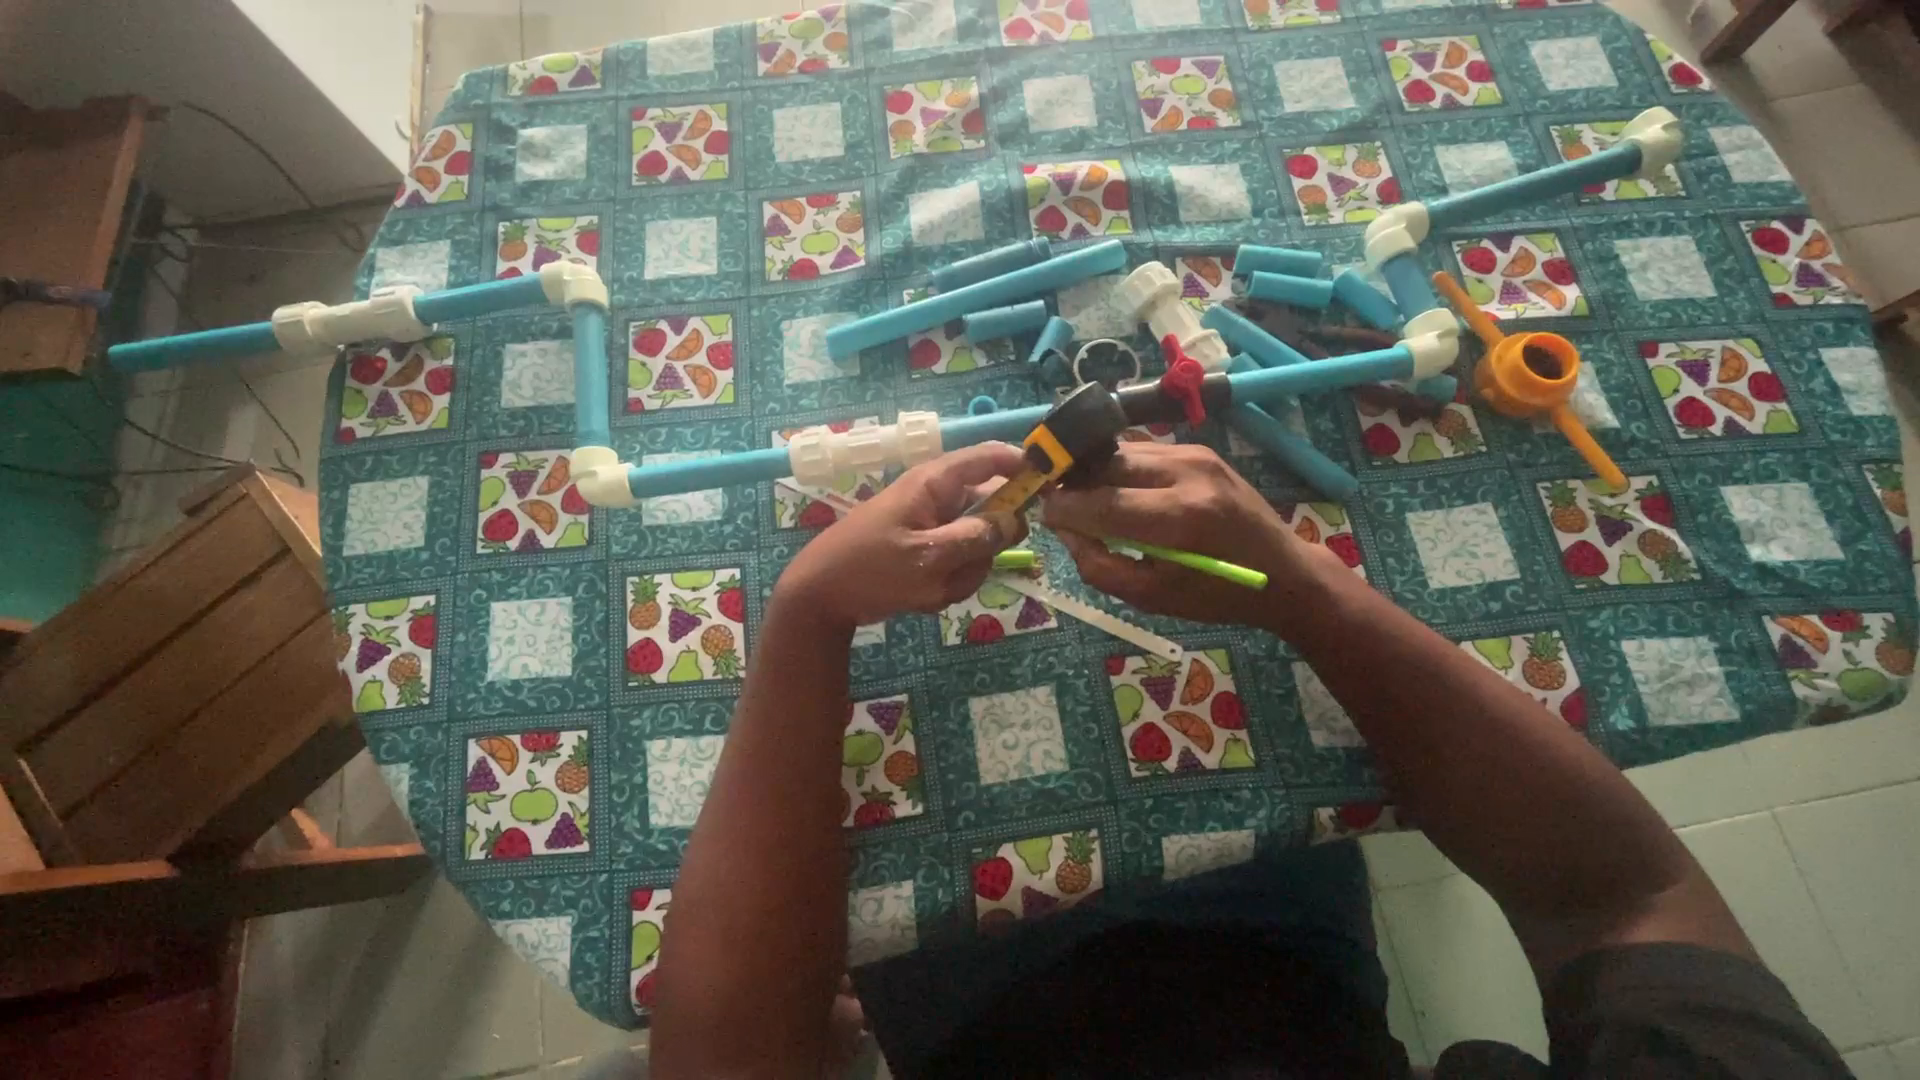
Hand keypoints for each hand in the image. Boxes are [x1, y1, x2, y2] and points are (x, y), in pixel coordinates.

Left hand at [776, 442, 1028, 631]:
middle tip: (963, 566)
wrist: (822, 597)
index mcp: (935, 482)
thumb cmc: (870, 569)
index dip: (1023, 463)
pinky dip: (947, 585)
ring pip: (978, 547)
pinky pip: (959, 566)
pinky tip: (921, 596)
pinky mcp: (929, 553)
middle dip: (984, 546)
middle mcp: (938, 499)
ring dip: (963, 572)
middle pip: (991, 512)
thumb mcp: (927, 557)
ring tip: (931, 587)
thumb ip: (975, 538)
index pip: (989, 457)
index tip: (1050, 484)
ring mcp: (934, 528)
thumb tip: (1016, 521)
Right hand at [1041, 443, 1339, 635]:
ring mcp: (1195, 454)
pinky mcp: (1199, 449)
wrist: (1283, 572)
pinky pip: (1142, 451)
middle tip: (1060, 506)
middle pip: (1106, 466)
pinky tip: (1117, 490)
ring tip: (1086, 499)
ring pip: (1121, 452)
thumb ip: (1098, 564)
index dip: (1063, 507)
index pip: (1100, 502)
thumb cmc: (1215, 594)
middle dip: (1075, 484)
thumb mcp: (1150, 596)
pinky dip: (1120, 469)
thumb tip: (1063, 528)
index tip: (1043, 514)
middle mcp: (1187, 473)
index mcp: (1179, 518)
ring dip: (1096, 474)